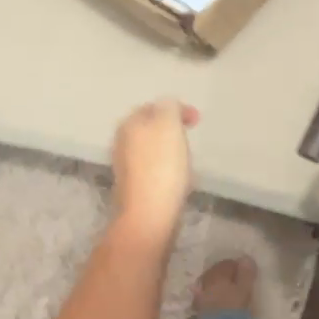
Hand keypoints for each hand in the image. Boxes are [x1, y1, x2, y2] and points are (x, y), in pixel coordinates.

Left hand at [110, 98, 199, 239]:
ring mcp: (125, 166)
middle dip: (171, 128)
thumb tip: (167, 104)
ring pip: (150, 148)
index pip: (153, 107)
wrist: (149, 215)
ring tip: (187, 157)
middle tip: (191, 136)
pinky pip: (152, 168)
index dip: (176, 109)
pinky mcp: (133, 187)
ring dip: (168, 148)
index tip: (197, 120)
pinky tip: (177, 177)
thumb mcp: (169, 125)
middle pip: (149, 127)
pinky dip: (165, 167)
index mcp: (129, 124)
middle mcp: (121, 142)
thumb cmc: (162, 167)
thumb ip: (168, 107)